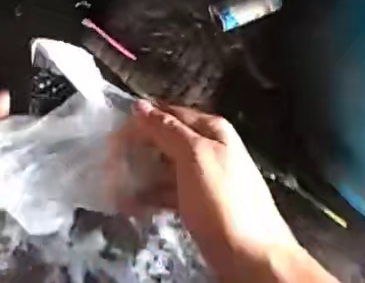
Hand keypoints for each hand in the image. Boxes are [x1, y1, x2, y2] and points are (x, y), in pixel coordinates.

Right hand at [125, 101, 331, 282]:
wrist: (254, 258)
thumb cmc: (222, 200)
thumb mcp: (193, 157)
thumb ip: (168, 131)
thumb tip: (141, 106)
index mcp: (212, 128)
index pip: (170, 113)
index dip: (142, 120)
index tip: (113, 133)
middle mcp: (210, 147)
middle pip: (168, 139)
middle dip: (139, 148)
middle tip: (110, 161)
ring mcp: (207, 177)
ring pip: (168, 167)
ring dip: (142, 174)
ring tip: (115, 186)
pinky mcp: (203, 206)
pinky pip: (172, 192)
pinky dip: (153, 196)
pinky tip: (133, 205)